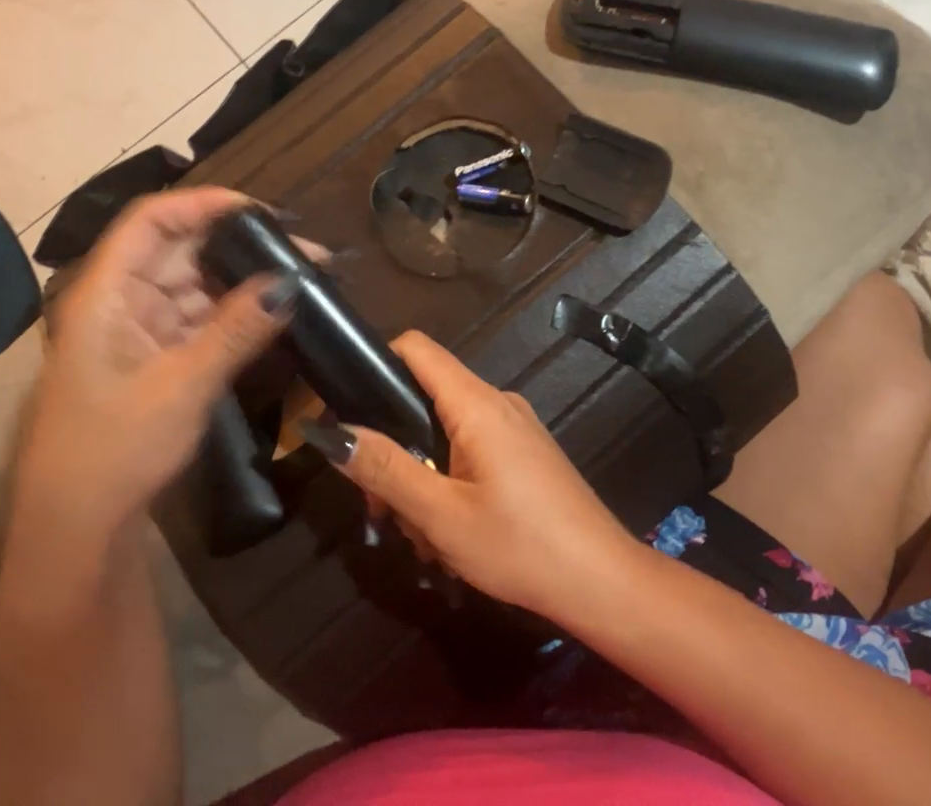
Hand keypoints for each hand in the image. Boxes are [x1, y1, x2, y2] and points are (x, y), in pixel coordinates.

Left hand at [21, 188, 300, 527]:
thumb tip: (292, 283)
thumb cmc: (115, 447)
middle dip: (242, 247)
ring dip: (246, 283)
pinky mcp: (157, 361)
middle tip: (308, 255)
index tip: (265, 212)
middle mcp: (121, 301)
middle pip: (182, 251)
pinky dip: (237, 317)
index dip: (205, 204)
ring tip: (304, 282)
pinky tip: (277, 316)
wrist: (77, 524)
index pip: (152, 221)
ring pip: (197, 288)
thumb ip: (237, 330)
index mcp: (106, 293)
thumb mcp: (182, 385)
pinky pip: (201, 322)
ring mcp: (140, 332)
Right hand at [316, 332, 639, 619]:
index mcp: (478, 404)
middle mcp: (498, 404)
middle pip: (424, 399)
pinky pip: (470, 455)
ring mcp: (516, 430)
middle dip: (392, 449)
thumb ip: (385, 469)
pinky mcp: (525, 457)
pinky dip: (448, 487)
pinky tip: (450, 537)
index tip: (342, 411)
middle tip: (380, 508)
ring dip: (420, 481)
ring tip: (422, 537)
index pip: (416, 349)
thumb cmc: (519, 545)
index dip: (373, 364)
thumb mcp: (440, 514)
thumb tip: (331, 431)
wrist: (599, 580)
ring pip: (444, 436)